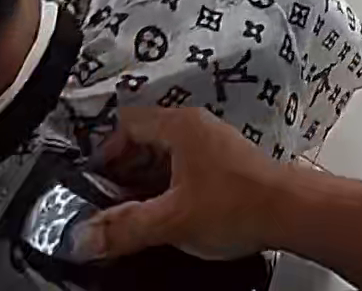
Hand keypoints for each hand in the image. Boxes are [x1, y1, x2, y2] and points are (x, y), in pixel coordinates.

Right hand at [71, 107, 291, 261]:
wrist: (283, 209)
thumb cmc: (232, 204)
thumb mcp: (170, 219)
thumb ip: (122, 228)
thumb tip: (79, 238)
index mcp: (182, 126)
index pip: (130, 123)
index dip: (104, 151)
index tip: (86, 185)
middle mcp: (195, 127)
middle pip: (144, 139)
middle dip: (118, 171)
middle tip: (97, 207)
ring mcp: (208, 144)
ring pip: (160, 157)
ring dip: (138, 184)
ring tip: (118, 219)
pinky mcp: (217, 164)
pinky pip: (177, 168)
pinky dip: (159, 188)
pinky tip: (150, 217)